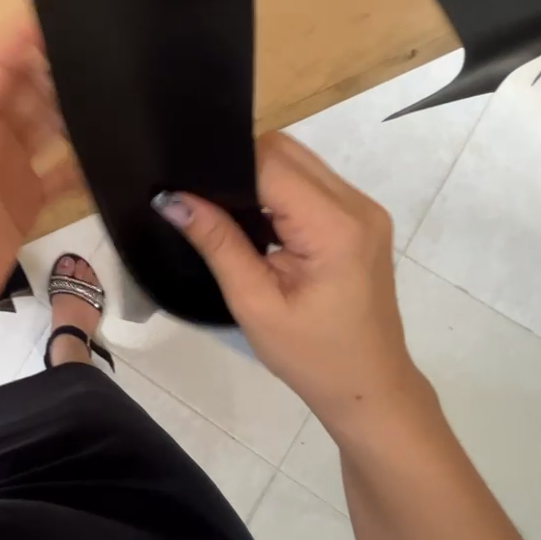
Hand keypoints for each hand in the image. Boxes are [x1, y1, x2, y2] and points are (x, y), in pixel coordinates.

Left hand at [0, 22, 80, 344]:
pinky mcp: (26, 201)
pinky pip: (62, 170)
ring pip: (46, 123)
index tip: (48, 14)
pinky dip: (84, 159)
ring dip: (72, 103)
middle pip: (27, 90)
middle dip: (56, 63)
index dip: (17, 42)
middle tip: (98, 42)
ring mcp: (9, 171)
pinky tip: (112, 151)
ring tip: (114, 84)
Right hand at [153, 132, 426, 434]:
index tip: (182, 177)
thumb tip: (170, 198)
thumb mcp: (253, 302)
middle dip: (237, 163)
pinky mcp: (358, 218)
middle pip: (284, 150)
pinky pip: (307, 179)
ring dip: (256, 174)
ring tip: (220, 206)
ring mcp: (362, 209)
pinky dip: (274, 186)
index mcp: (333, 227)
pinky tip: (252, 217)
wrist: (369, 389)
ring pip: (296, 159)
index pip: (269, 164)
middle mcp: (356, 205)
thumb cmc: (311, 355)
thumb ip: (216, 242)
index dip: (223, 164)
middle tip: (196, 193)